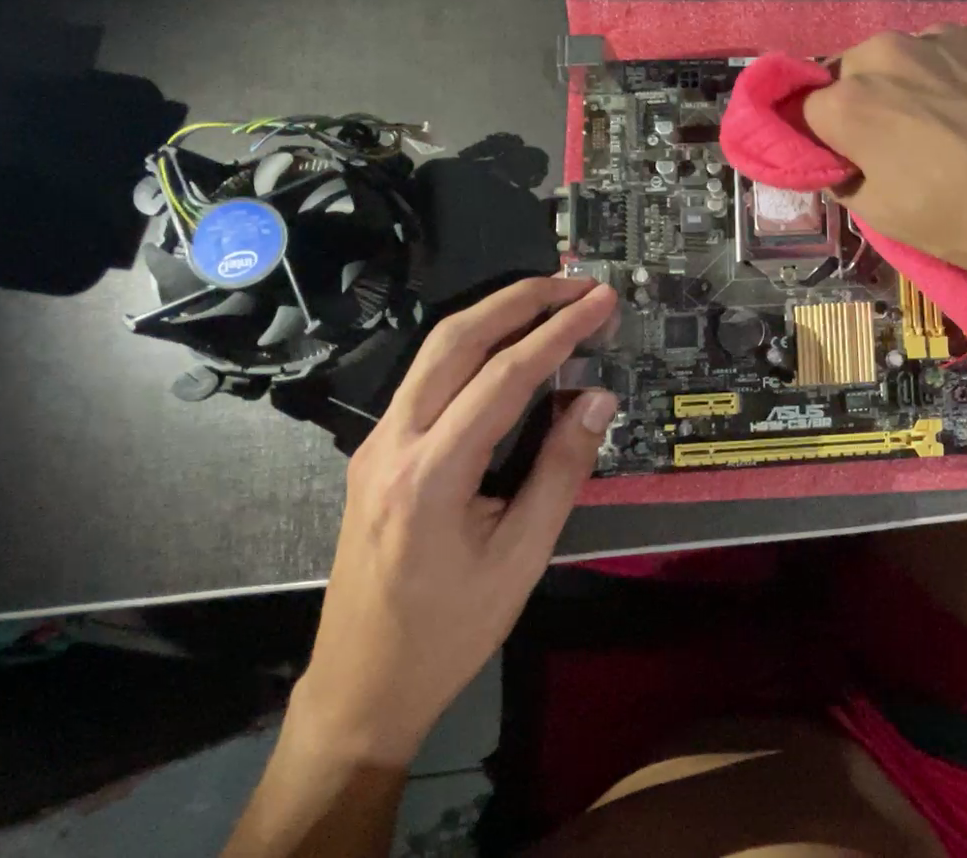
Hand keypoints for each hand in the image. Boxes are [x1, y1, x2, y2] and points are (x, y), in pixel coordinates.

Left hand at [286, 277, 619, 766]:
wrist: (364, 684)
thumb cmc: (452, 628)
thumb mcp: (523, 554)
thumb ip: (561, 469)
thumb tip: (597, 398)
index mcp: (430, 472)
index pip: (505, 375)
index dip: (560, 330)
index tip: (602, 300)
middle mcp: (391, 443)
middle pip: (454, 341)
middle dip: (520, 299)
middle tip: (578, 282)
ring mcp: (376, 446)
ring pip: (433, 353)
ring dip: (494, 316)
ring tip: (551, 299)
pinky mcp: (378, 456)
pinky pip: (426, 381)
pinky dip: (474, 349)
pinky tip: (510, 350)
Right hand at [802, 22, 966, 301]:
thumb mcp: (888, 220)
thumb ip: (846, 177)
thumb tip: (844, 159)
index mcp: (853, 101)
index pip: (805, 110)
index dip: (822, 139)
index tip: (845, 161)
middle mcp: (892, 52)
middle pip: (856, 75)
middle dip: (867, 106)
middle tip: (904, 149)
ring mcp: (951, 36)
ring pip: (910, 59)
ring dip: (917, 86)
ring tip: (958, 130)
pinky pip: (961, 53)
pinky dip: (964, 77)